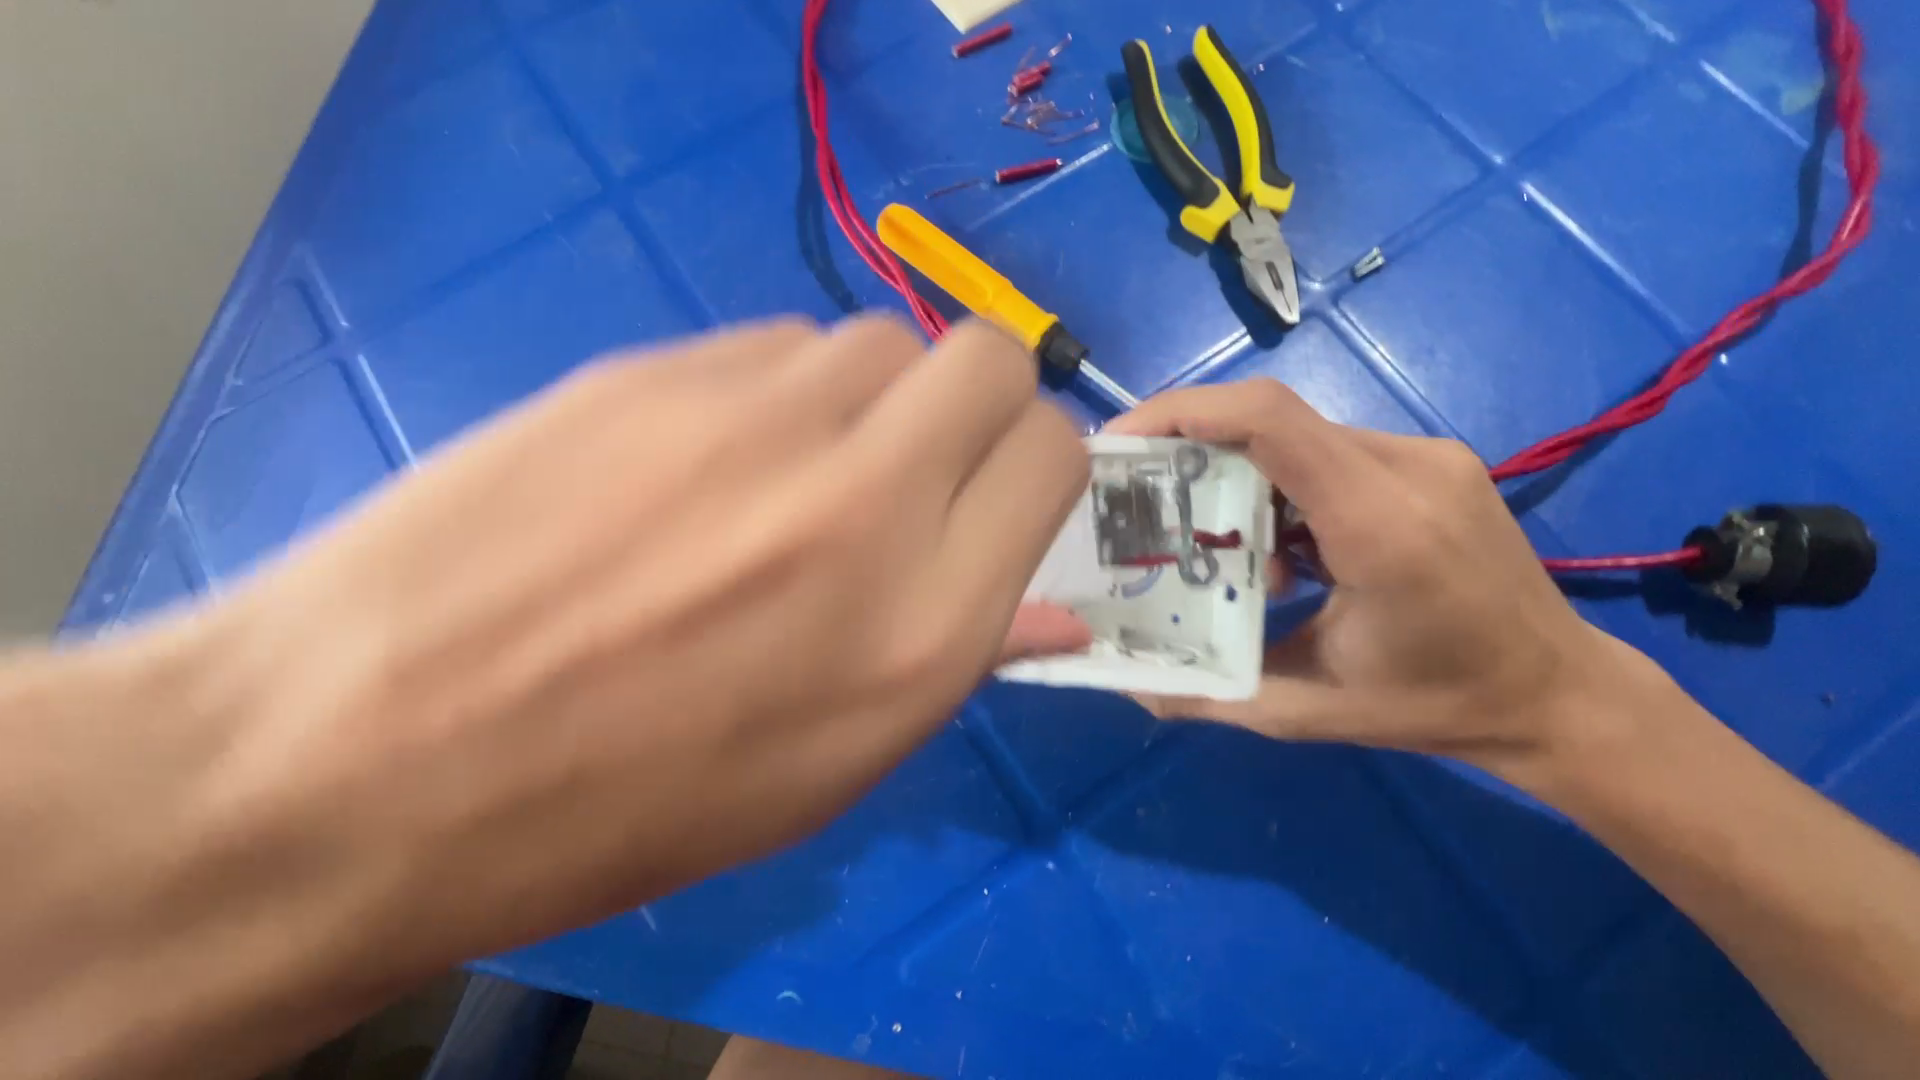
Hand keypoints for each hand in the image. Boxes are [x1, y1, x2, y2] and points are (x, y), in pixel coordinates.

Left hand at [195, 315, 1089, 977]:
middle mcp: (862, 500)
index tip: (995, 495)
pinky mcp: (652, 369)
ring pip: (876, 339)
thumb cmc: (627, 806)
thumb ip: (958, 655)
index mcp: (922, 627)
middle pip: (987, 358)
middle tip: (916, 462)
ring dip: (869, 397)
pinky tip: (702, 457)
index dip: (1035, 467)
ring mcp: (751, 418)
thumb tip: (1047, 607)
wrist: (367, 759)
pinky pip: (772, 344)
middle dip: (976, 403)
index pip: (1052, 457)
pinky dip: (776, 389)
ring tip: (795, 470)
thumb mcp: (828, 769)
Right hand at [1107, 379, 1655, 776]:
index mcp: (1380, 525)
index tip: (1121, 442)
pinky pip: (1331, 450)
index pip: (1268, 421)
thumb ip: (1210, 694)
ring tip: (1219, 543)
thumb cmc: (1437, 708)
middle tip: (1146, 500)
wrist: (1559, 696)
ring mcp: (1429, 457)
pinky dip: (1281, 484)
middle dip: (1193, 450)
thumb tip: (1128, 683)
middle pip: (1271, 421)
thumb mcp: (1310, 712)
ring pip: (1298, 435)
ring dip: (1240, 474)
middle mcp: (1409, 468)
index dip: (1182, 412)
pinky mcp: (1433, 462)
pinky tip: (1283, 548)